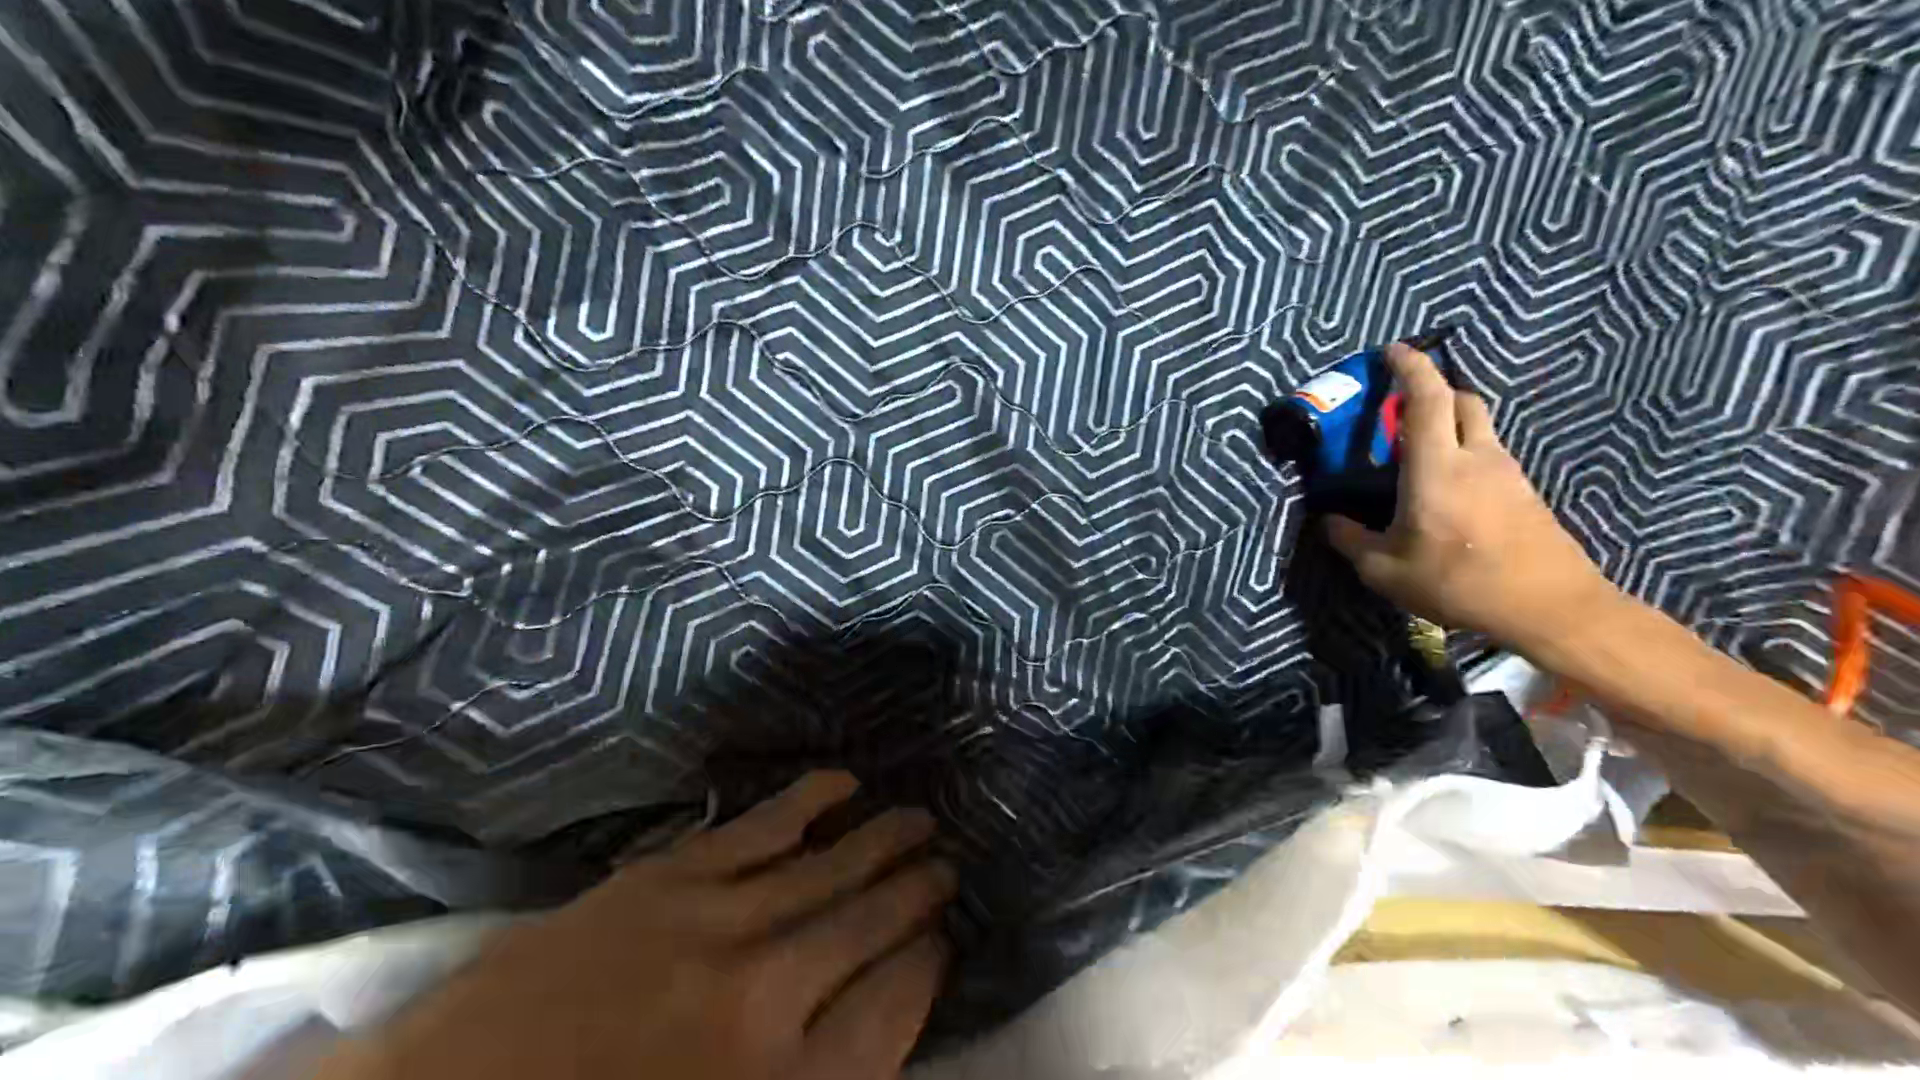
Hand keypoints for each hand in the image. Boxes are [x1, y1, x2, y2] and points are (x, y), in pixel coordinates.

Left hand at [314, 771, 953, 1079]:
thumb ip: (820, 1078)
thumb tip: (880, 1014)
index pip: (893, 1012)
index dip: (927, 967)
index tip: (942, 939)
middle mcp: (766, 1001)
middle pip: (870, 927)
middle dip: (917, 894)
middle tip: (948, 865)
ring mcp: (716, 928)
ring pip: (828, 872)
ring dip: (882, 843)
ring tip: (921, 821)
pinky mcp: (669, 880)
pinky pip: (763, 831)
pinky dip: (811, 803)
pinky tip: (844, 786)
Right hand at [1324, 344, 1616, 650]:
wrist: (1550, 607)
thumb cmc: (1458, 582)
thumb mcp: (1384, 570)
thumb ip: (1350, 540)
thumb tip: (1328, 521)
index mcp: (1436, 467)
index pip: (1426, 398)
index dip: (1409, 367)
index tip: (1391, 351)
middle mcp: (1476, 457)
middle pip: (1461, 400)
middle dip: (1431, 389)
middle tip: (1399, 405)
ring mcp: (1506, 472)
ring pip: (1477, 427)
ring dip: (1448, 423)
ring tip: (1415, 451)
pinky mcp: (1523, 491)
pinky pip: (1487, 454)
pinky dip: (1463, 452)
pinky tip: (1444, 487)